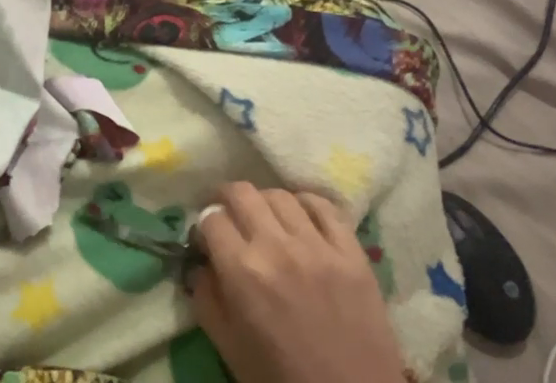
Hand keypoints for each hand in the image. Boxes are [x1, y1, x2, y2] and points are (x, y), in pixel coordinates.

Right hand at [190, 183, 406, 382]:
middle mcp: (277, 248)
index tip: (207, 241)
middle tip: (228, 217)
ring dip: (264, 202)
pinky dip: (306, 205)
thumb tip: (202, 262)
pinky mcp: (353, 255)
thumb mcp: (225, 343)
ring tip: (266, 221)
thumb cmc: (281, 379)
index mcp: (242, 271)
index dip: (203, 227)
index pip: (210, 218)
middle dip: (226, 200)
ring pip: (280, 195)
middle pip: (241, 192)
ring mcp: (319, 248)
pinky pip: (325, 208)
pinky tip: (300, 218)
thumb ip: (204, 295)